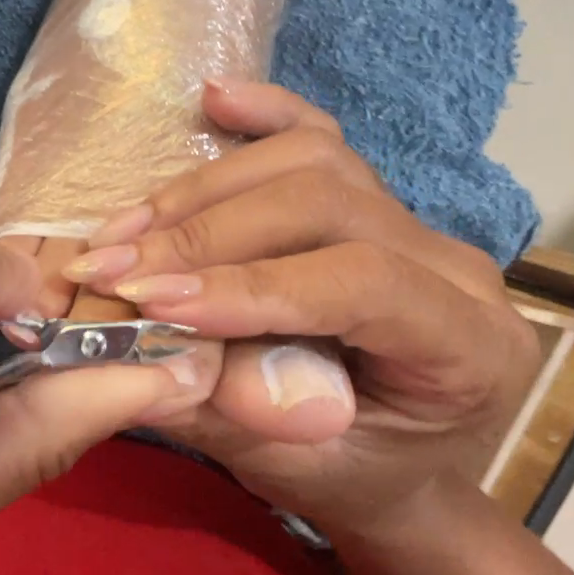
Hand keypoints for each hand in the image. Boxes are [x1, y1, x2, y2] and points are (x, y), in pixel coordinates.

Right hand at [59, 81, 540, 531]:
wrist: (391, 468)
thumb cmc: (345, 476)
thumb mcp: (282, 466)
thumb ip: (215, 409)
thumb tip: (128, 347)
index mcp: (464, 346)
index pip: (360, 283)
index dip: (248, 285)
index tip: (151, 302)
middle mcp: (453, 266)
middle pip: (328, 203)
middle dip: (203, 236)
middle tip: (109, 270)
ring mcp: (414, 223)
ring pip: (314, 161)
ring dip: (203, 192)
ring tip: (121, 232)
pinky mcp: (370, 204)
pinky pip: (321, 139)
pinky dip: (264, 114)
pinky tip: (211, 99)